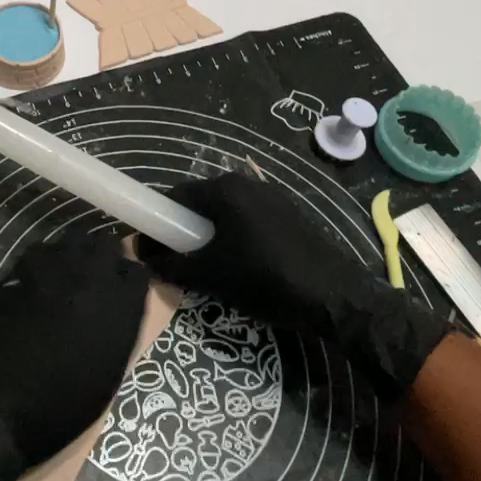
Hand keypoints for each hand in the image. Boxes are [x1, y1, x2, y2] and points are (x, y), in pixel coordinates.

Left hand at [0, 228, 147, 480]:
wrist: (2, 403)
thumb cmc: (64, 402)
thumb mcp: (109, 368)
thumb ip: (116, 325)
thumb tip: (110, 308)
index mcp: (121, 304)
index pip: (137, 271)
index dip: (127, 280)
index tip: (121, 289)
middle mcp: (92, 275)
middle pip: (105, 245)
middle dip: (102, 258)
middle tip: (93, 278)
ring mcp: (54, 266)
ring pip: (72, 241)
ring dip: (73, 255)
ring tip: (66, 277)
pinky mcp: (20, 267)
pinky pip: (41, 252)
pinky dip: (44, 263)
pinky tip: (37, 284)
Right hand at [140, 173, 450, 397]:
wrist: (337, 297)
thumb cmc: (266, 280)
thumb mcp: (210, 276)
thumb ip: (171, 265)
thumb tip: (143, 258)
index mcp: (224, 189)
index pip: (174, 195)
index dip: (156, 222)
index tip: (148, 248)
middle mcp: (246, 183)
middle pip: (199, 203)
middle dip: (182, 230)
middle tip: (174, 262)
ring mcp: (271, 197)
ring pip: (224, 213)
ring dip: (208, 236)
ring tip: (206, 269)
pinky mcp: (289, 214)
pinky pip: (247, 221)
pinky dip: (233, 238)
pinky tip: (238, 268)